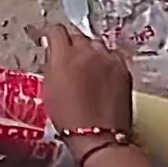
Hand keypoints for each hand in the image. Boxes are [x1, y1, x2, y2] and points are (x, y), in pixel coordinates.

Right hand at [38, 23, 132, 154]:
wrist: (99, 136)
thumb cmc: (68, 117)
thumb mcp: (49, 87)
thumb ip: (52, 63)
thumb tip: (53, 52)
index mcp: (64, 56)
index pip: (55, 31)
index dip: (47, 32)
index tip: (44, 36)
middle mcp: (88, 52)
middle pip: (77, 36)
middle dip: (68, 43)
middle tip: (64, 55)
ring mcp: (108, 59)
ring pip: (95, 45)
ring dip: (87, 51)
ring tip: (83, 66)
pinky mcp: (123, 69)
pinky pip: (110, 56)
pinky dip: (103, 61)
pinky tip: (99, 74)